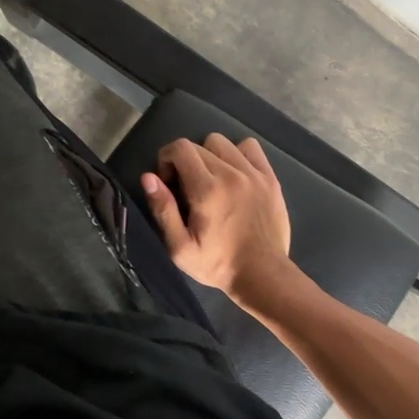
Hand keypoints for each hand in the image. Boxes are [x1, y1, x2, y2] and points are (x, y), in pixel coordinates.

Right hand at [141, 134, 291, 293]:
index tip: (169, 182)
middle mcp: (230, 174)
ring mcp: (253, 174)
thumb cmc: (218, 264)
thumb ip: (163, 210)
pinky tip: (235, 174)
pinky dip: (238, 154)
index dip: (167, 159)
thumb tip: (149, 177)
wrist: (263, 275)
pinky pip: (250, 147)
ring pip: (223, 143)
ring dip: (210, 156)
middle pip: (199, 146)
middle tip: (187, 189)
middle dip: (185, 162)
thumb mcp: (180, 247)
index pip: (180, 148)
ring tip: (211, 180)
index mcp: (206, 189)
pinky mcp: (270, 178)